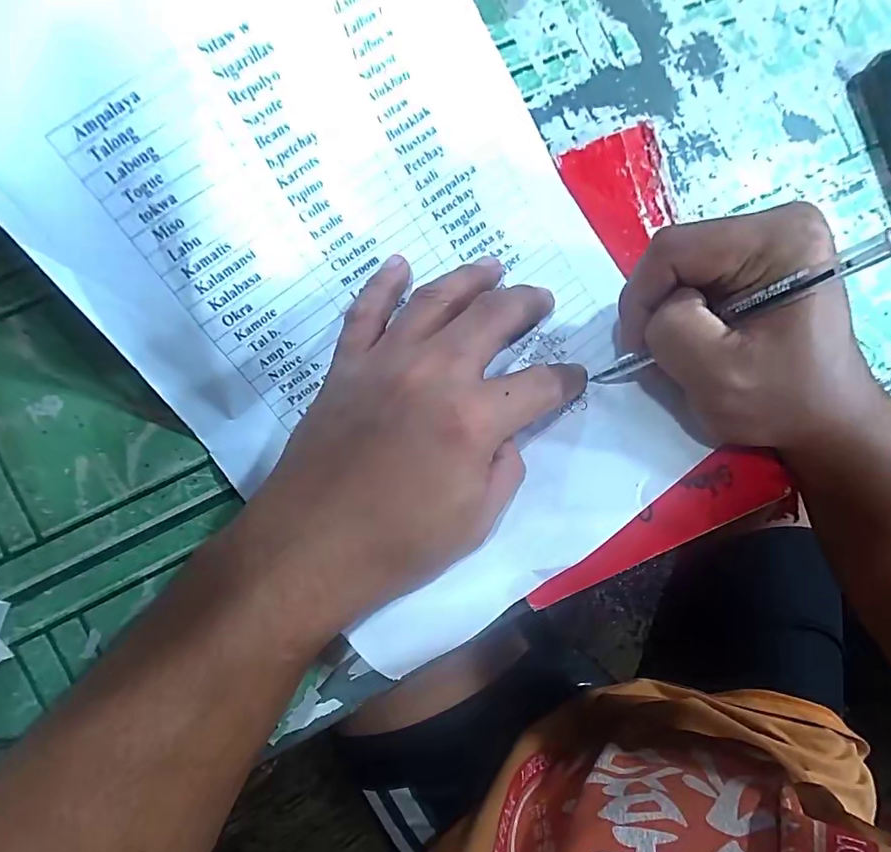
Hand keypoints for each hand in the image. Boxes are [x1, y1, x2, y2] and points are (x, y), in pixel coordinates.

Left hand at [224, 254, 584, 631]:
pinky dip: (384, 284)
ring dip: (470, 278)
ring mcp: (385, 364)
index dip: (566, 379)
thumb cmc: (401, 545)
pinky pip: (366, 312)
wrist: (314, 546)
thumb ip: (504, 469)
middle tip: (543, 300)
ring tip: (493, 268)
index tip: (576, 377)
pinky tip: (400, 265)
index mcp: (474, 419)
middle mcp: (434, 374)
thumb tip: (503, 436)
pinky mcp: (345, 368)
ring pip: (434, 300)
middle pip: (492, 318)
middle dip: (526, 304)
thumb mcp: (477, 521)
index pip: (539, 384)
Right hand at [618, 202, 879, 451]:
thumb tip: (659, 312)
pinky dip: (691, 319)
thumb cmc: (783, 405)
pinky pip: (703, 283)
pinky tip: (706, 347)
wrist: (829, 424)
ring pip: (687, 271)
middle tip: (661, 360)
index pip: (673, 249)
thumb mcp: (718, 376)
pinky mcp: (765, 265)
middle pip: (680, 257)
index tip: (637, 352)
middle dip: (660, 310)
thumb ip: (673, 331)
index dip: (641, 299)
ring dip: (674, 318)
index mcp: (779, 238)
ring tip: (688, 358)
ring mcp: (773, 243)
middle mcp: (780, 224)